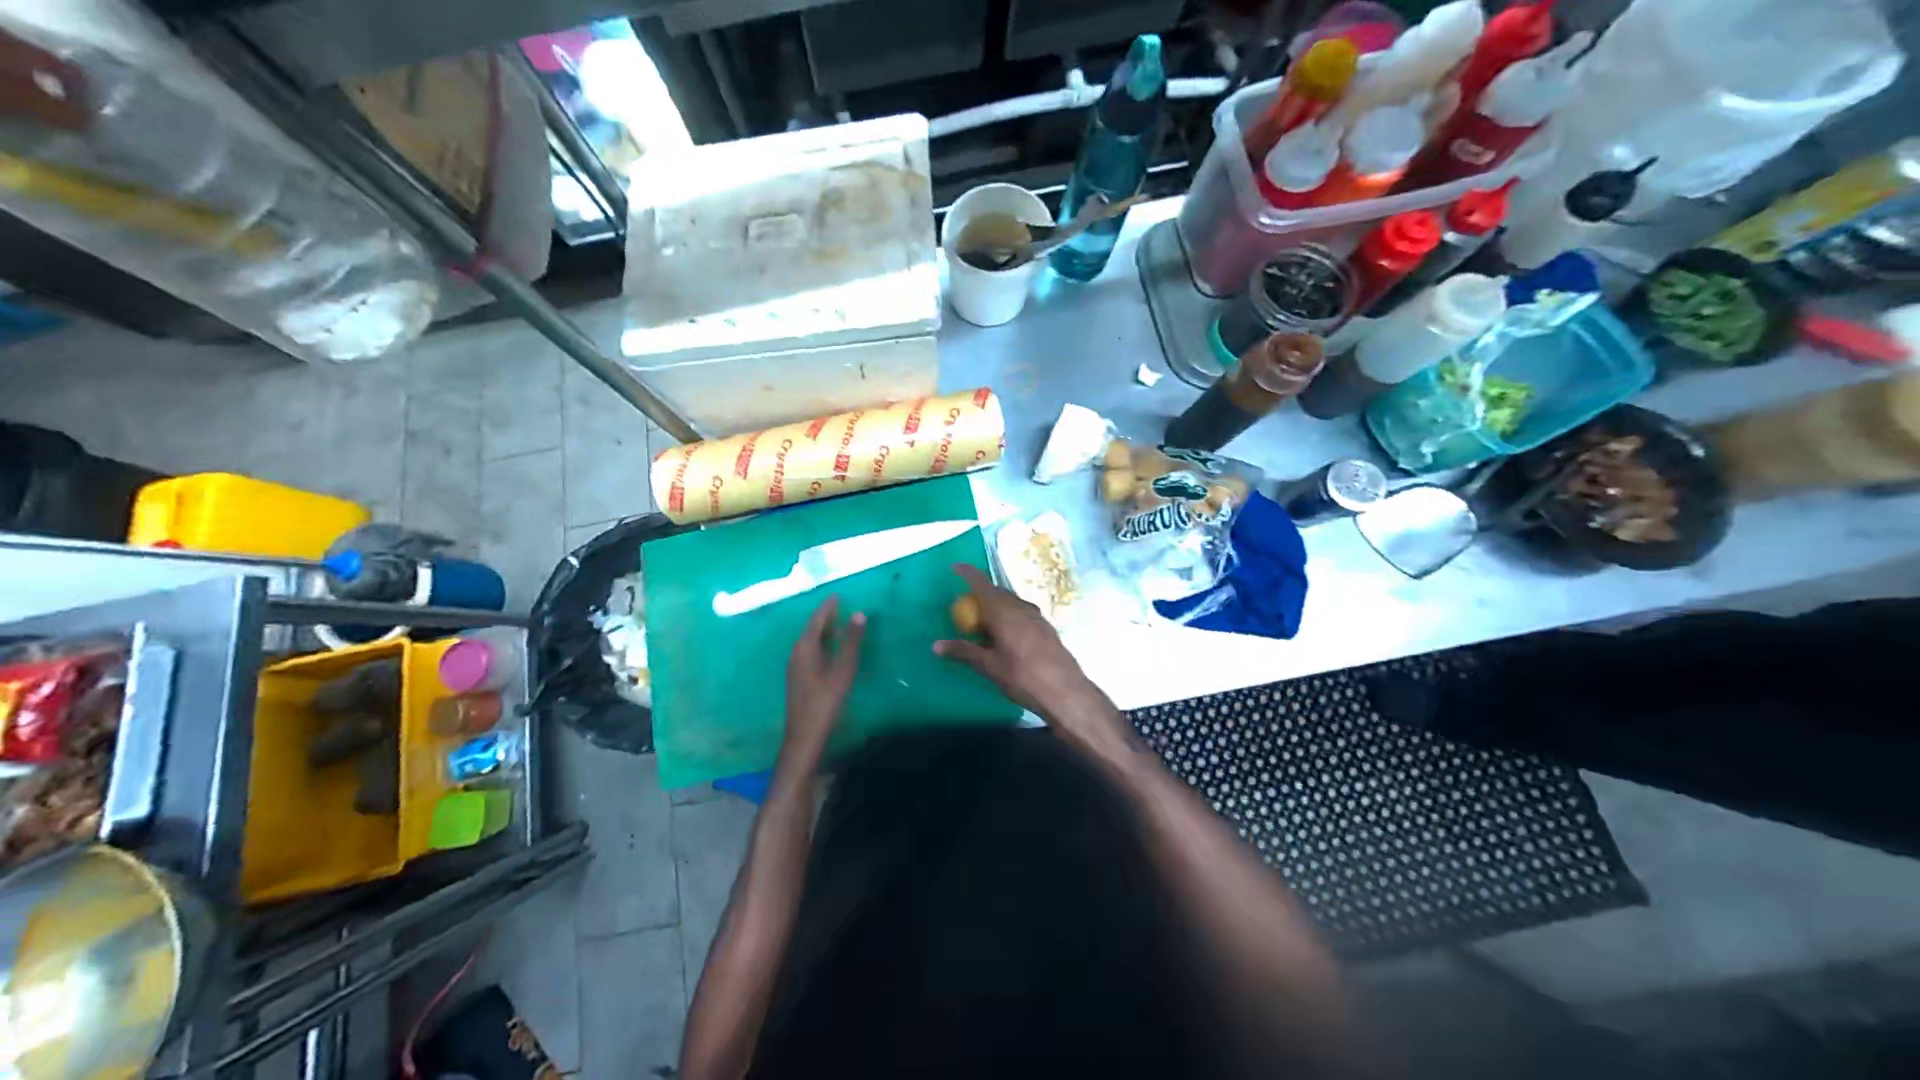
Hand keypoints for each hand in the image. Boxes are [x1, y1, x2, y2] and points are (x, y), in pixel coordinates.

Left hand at [784, 597, 865, 759]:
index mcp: (804, 648)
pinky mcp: (799, 677)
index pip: (816, 620)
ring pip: (810, 641)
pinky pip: (810, 651)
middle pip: (811, 629)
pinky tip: (832, 648)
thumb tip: (859, 614)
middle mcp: (796, 653)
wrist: (804, 737)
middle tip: (840, 605)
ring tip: (840, 622)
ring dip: (824, 630)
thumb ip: (850, 643)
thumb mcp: (842, 672)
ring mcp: (795, 667)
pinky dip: (822, 643)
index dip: (827, 607)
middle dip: (825, 617)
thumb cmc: (824, 704)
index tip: (837, 595)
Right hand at [933, 565, 1131, 757]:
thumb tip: (936, 646)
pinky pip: (1021, 614)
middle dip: (980, 596)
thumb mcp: (989, 666)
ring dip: (995, 608)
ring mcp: (1037, 617)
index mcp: (1004, 611)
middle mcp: (1021, 607)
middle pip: (997, 593)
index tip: (956, 567)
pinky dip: (1008, 618)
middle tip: (965, 609)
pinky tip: (1005, 639)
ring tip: (983, 626)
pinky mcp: (1046, 628)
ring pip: (1011, 604)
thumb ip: (963, 652)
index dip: (968, 573)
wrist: (1066, 692)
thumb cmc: (1023, 677)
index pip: (982, 584)